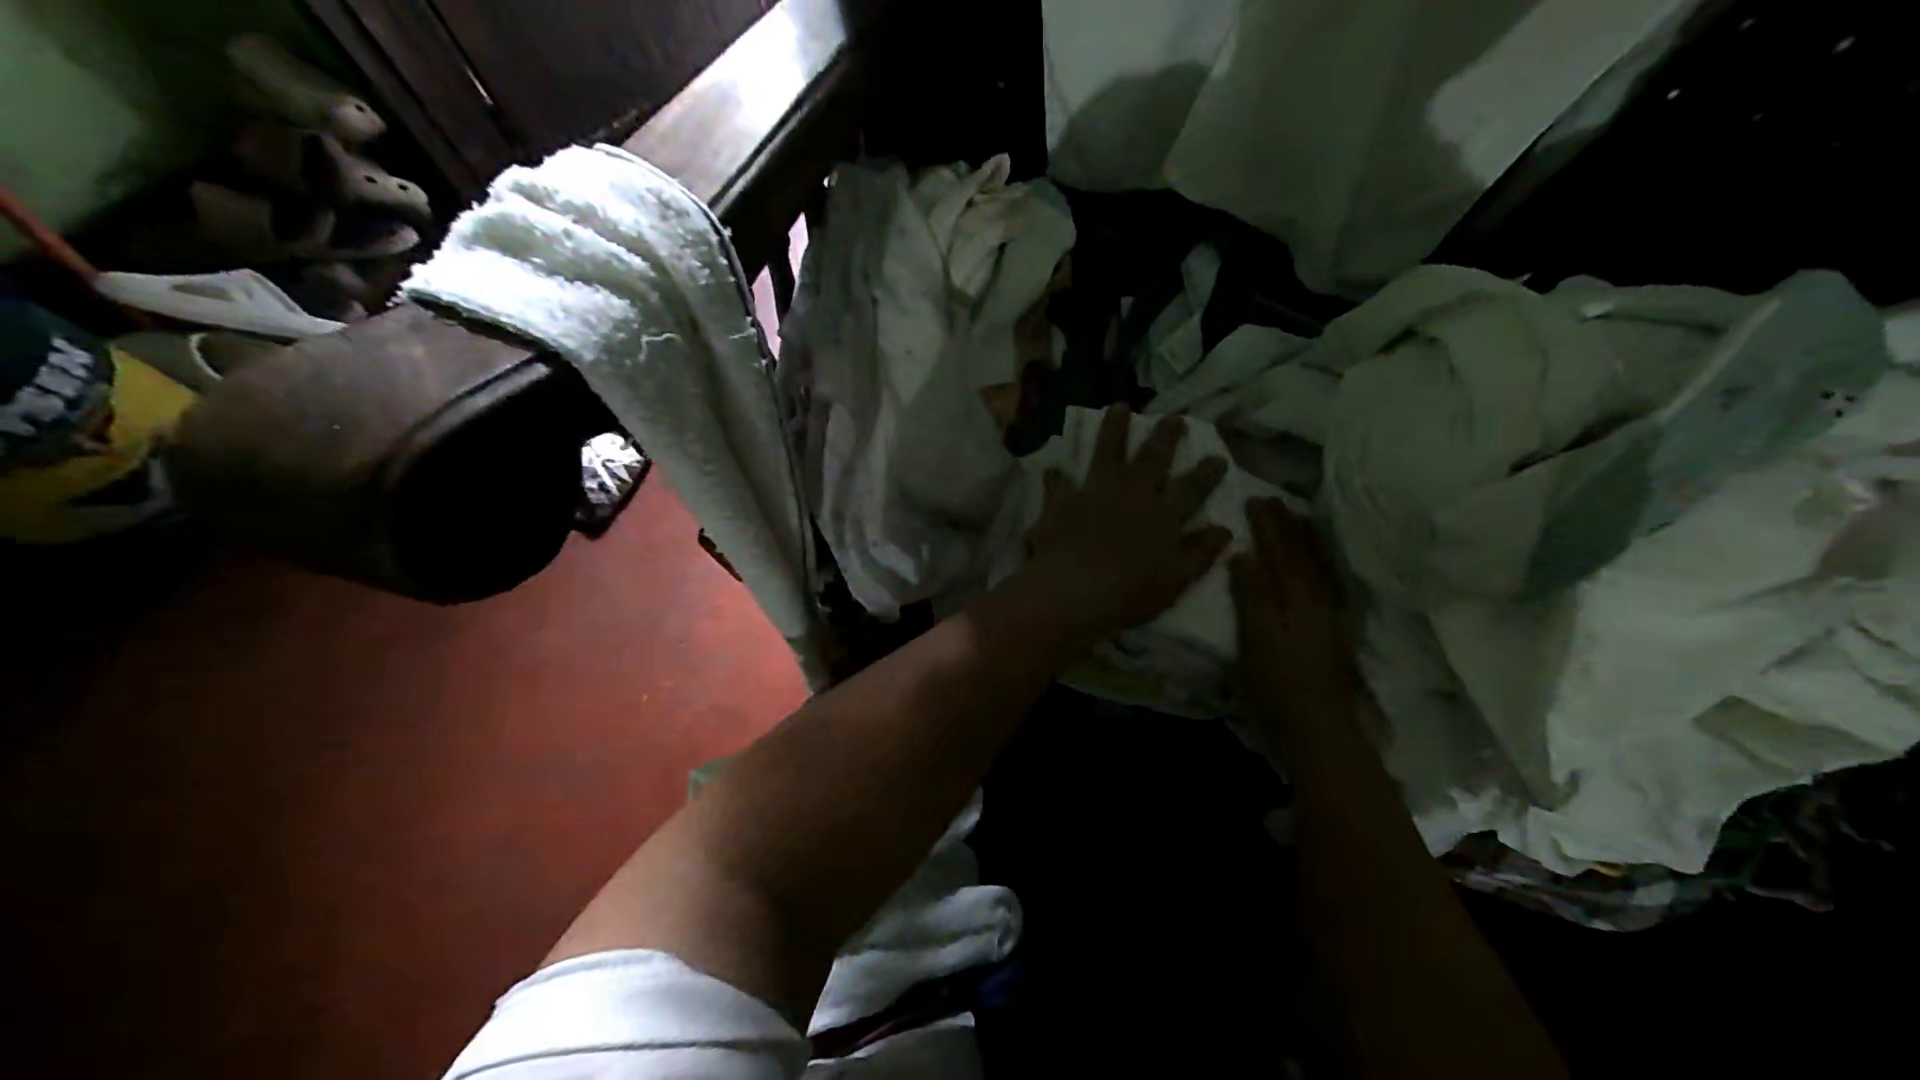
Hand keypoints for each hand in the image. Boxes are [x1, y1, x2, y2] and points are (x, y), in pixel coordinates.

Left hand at [1024, 407, 1230, 637]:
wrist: (1073, 589)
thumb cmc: (1129, 592)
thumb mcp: (1174, 579)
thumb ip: (1199, 553)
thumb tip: (1225, 530)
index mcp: (1163, 515)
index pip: (1191, 489)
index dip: (1206, 473)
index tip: (1217, 456)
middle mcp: (1132, 494)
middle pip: (1152, 460)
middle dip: (1165, 437)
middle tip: (1173, 417)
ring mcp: (1096, 492)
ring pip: (1107, 453)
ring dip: (1114, 429)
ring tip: (1119, 407)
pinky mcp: (1062, 501)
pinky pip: (1059, 483)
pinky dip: (1056, 475)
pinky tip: (1053, 465)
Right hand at [1230, 498, 1356, 716]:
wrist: (1319, 722)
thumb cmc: (1279, 679)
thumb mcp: (1256, 635)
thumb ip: (1251, 593)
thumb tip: (1244, 554)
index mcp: (1298, 595)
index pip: (1281, 550)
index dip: (1269, 525)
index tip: (1255, 499)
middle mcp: (1320, 597)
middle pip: (1303, 552)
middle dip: (1287, 525)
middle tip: (1273, 500)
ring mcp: (1331, 613)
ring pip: (1320, 564)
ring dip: (1307, 538)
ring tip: (1297, 518)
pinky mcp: (1334, 628)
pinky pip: (1327, 580)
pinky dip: (1320, 561)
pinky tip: (1316, 562)